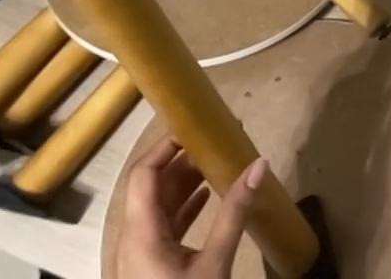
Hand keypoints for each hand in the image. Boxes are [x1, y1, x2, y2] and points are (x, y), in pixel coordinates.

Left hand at [115, 136, 267, 278]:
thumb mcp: (215, 262)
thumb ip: (235, 212)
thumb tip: (260, 163)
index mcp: (139, 234)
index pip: (143, 174)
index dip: (165, 146)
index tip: (196, 126)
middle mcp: (130, 240)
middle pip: (149, 187)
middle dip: (182, 160)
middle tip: (216, 140)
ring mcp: (136, 257)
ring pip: (155, 207)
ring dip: (184, 182)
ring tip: (217, 162)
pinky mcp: (147, 268)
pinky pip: (161, 226)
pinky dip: (184, 206)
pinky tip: (209, 196)